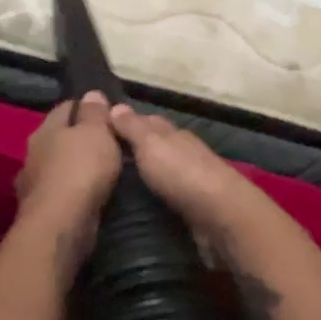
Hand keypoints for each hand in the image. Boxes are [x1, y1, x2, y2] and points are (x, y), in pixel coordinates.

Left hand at [16, 92, 121, 268]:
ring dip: (76, 167)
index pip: (67, 107)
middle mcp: (34, 152)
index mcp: (46, 128)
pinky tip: (90, 196)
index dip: (88, 107)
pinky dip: (74, 191)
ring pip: (59, 165)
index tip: (109, 114)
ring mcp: (33, 182)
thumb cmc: (81, 169)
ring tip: (103, 171)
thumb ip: (94, 113)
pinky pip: (61, 191)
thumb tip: (91, 94)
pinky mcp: (39, 209)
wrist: (60, 225)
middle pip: (61, 137)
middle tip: (110, 143)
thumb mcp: (96, 132)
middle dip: (81, 139)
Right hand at [109, 105, 275, 241]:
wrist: (219, 215)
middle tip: (103, 160)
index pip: (148, 121)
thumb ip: (133, 127)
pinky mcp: (194, 206)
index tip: (101, 129)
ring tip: (114, 184)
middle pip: (157, 146)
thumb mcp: (151, 144)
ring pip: (163, 170)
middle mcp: (184, 152)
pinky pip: (168, 195)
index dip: (126, 123)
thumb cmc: (181, 173)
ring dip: (145, 174)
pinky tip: (140, 203)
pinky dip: (154, 195)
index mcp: (174, 134)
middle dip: (134, 149)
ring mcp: (191, 180)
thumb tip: (115, 105)